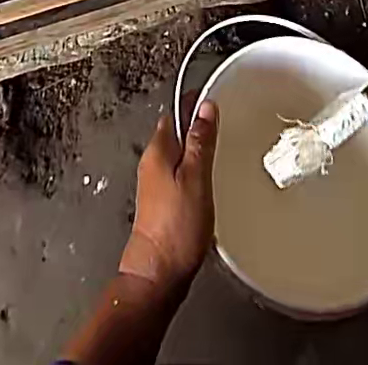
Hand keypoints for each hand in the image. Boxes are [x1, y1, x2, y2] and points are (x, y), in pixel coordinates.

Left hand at [119, 101, 216, 290]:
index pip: (174, 112)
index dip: (191, 101)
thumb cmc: (176, 228)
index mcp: (158, 150)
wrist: (157, 272)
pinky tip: (203, 177)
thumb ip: (200, 142)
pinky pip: (175, 171)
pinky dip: (189, 165)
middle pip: (172, 130)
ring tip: (214, 143)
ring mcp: (153, 182)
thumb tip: (205, 108)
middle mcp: (151, 162)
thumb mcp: (196, 179)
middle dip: (192, 122)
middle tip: (215, 117)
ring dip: (191, 144)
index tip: (208, 95)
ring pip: (174, 151)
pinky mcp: (159, 200)